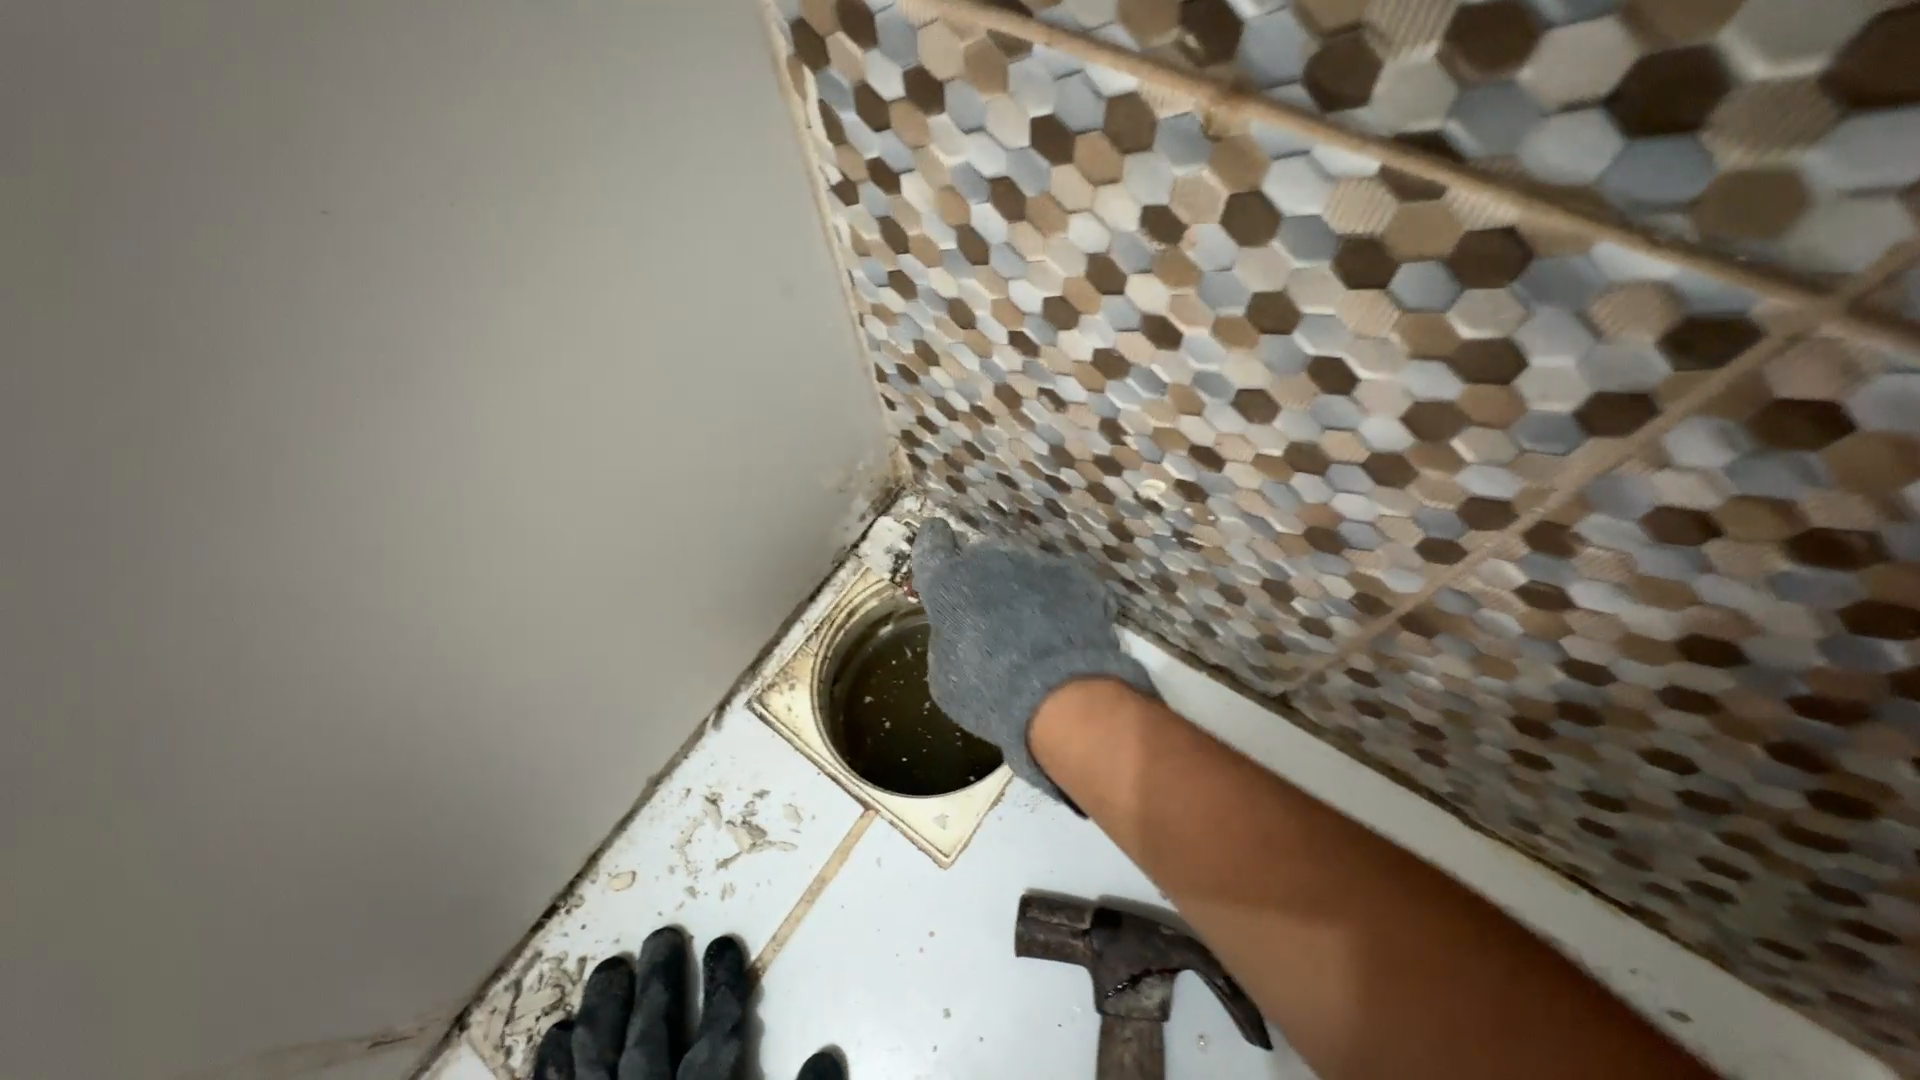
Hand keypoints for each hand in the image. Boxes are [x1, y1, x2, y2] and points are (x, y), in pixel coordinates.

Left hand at [530, 928, 841, 1079]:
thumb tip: (829, 1058)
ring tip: (608, 968)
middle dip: (660, 980)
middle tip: (662, 935)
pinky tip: (554, 1037)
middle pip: (652, 1032)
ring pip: (595, 1057)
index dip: (724, 985)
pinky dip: (551, 1067)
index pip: (718, 1033)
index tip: (725, 944)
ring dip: (602, 1009)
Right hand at [910, 518, 1155, 799]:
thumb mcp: (946, 674)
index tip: (939, 544)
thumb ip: (949, 638)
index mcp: (948, 580)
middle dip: (986, 583)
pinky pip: (1062, 588)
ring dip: (1025, 594)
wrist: (1059, 693)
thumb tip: (961, 630)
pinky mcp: (1077, 577)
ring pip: (1025, 573)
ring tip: (1036, 635)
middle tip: (993, 621)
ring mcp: (1038, 564)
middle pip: (984, 561)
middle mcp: (991, 559)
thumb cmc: (986, 689)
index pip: (933, 545)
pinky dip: (1062, 606)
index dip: (935, 544)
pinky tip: (1067, 637)